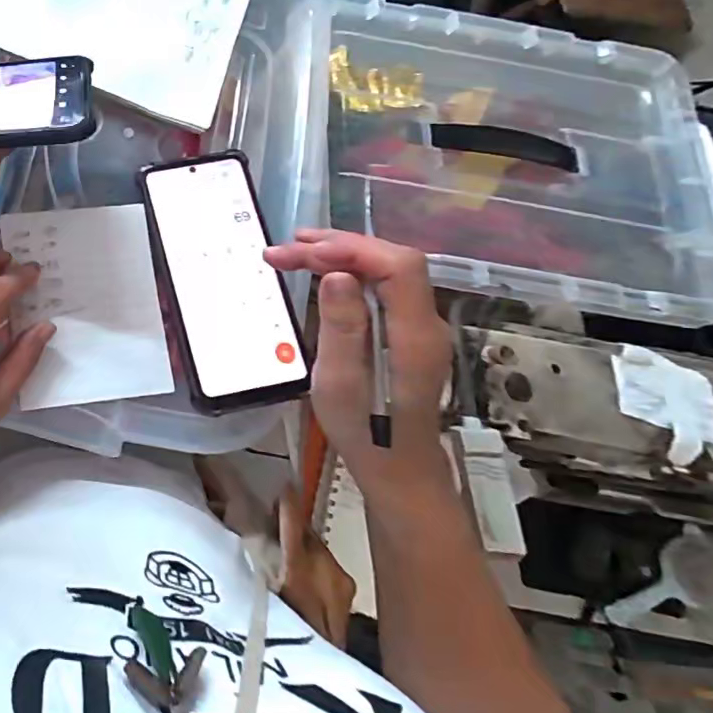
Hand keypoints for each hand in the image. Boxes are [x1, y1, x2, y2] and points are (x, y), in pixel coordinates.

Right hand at [264, 230, 453, 489]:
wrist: (397, 466)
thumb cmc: (364, 432)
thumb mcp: (340, 383)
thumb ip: (342, 328)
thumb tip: (338, 276)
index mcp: (414, 336)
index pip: (399, 268)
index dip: (353, 250)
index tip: (307, 252)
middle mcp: (425, 322)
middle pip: (393, 261)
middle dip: (339, 246)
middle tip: (287, 247)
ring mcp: (418, 324)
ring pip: (387, 269)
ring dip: (342, 253)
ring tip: (295, 249)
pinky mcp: (406, 328)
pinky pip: (382, 285)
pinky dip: (349, 270)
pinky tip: (322, 269)